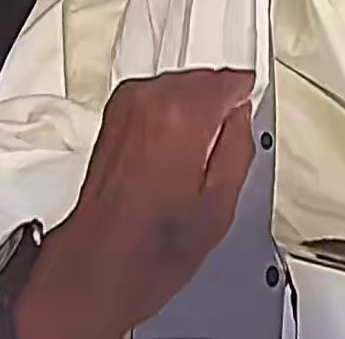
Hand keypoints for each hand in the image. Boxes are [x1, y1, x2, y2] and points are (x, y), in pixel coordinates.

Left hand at [14, 69, 255, 338]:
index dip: (243, 94)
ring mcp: (130, 101)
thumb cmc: (151, 249)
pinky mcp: (114, 110)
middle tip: (222, 141)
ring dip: (192, 106)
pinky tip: (170, 148)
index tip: (246, 105)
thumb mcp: (220, 205)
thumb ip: (240, 145)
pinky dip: (168, 110)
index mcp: (184, 116)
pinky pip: (157, 93)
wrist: (97, 265)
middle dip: (217, 102)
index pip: (228, 80)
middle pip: (204, 79)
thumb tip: (241, 117)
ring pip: (180, 83)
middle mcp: (153, 99)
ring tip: (193, 153)